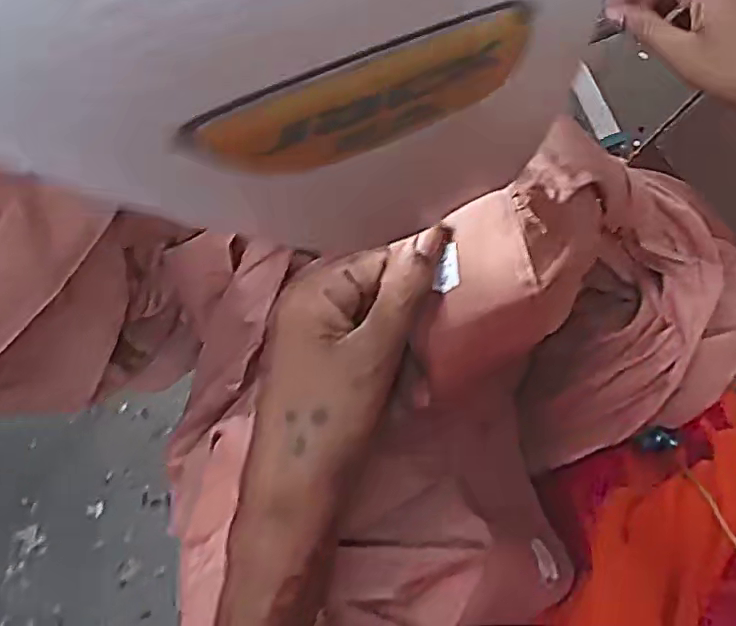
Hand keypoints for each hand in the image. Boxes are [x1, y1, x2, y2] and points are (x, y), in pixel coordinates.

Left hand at [251, 226, 448, 498]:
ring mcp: (313, 334)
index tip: (443, 312)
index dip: (417, 283)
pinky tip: (400, 400)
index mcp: (314, 288)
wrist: (293, 502)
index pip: (382, 260)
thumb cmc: (332, 420)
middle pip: (382, 291)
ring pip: (380, 323)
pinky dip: (388, 369)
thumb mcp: (376, 351)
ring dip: (405, 354)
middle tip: (426, 362)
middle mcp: (309, 302)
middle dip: (410, 327)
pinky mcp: (321, 362)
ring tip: (413, 392)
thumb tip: (432, 233)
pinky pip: (366, 347)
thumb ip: (406, 289)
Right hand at [605, 0, 735, 162]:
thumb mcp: (680, 53)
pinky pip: (708, 0)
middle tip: (627, 25)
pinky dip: (686, 14)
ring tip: (649, 36)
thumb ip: (644, 27)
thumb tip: (618, 13)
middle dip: (646, 0)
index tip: (613, 12)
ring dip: (665, 8)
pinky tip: (677, 38)